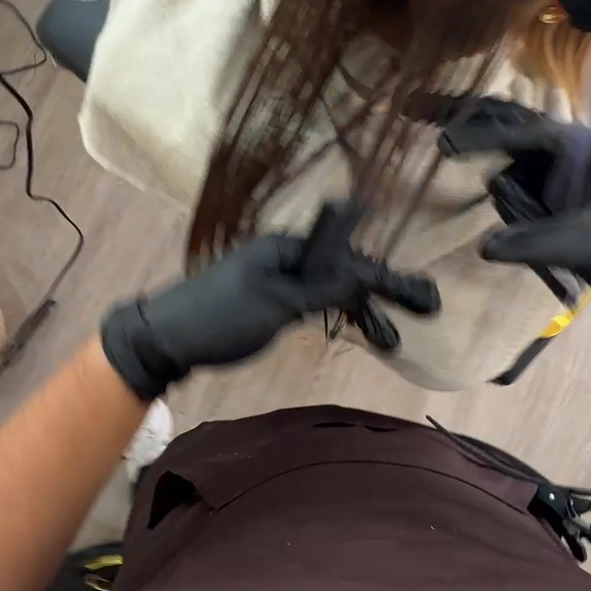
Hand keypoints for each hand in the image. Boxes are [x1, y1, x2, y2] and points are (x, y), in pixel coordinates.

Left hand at [100, 233, 440, 400]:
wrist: (164, 338)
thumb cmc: (219, 316)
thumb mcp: (276, 305)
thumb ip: (323, 290)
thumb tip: (365, 274)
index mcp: (286, 249)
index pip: (348, 260)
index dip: (388, 279)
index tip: (424, 297)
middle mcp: (283, 258)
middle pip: (343, 272)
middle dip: (382, 294)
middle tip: (426, 310)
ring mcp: (274, 279)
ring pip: (328, 291)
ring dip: (359, 312)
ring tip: (391, 341)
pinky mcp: (264, 301)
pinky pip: (309, 302)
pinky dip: (332, 314)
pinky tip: (352, 325)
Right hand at [411, 94, 590, 352]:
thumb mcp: (585, 246)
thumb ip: (533, 243)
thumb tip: (482, 247)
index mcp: (588, 146)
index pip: (525, 131)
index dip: (480, 136)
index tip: (442, 144)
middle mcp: (573, 145)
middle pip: (510, 121)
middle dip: (464, 114)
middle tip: (413, 103)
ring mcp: (562, 165)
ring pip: (506, 145)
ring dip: (470, 136)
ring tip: (424, 120)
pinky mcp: (553, 186)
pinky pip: (513, 173)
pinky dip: (488, 170)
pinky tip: (457, 158)